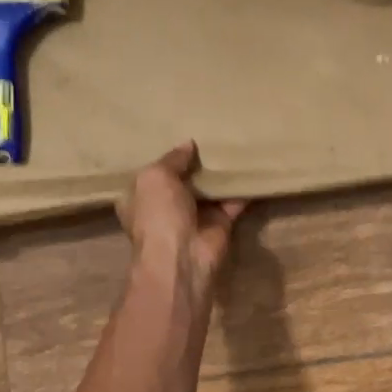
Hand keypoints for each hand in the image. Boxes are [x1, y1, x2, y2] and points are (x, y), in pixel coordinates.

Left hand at [116, 141, 246, 296]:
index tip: (178, 136)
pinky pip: (232, 202)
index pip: (151, 175)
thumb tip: (188, 144)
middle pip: (182, 181)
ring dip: (219, 174)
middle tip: (210, 135)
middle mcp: (165, 208)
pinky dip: (241, 188)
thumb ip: (172, 159)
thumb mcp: (155, 177)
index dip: (164, 158)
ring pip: (208, 190)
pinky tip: (251, 166)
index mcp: (140, 198)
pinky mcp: (219, 224)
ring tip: (232, 144)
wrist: (183, 256)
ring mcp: (193, 216)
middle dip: (194, 163)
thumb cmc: (158, 214)